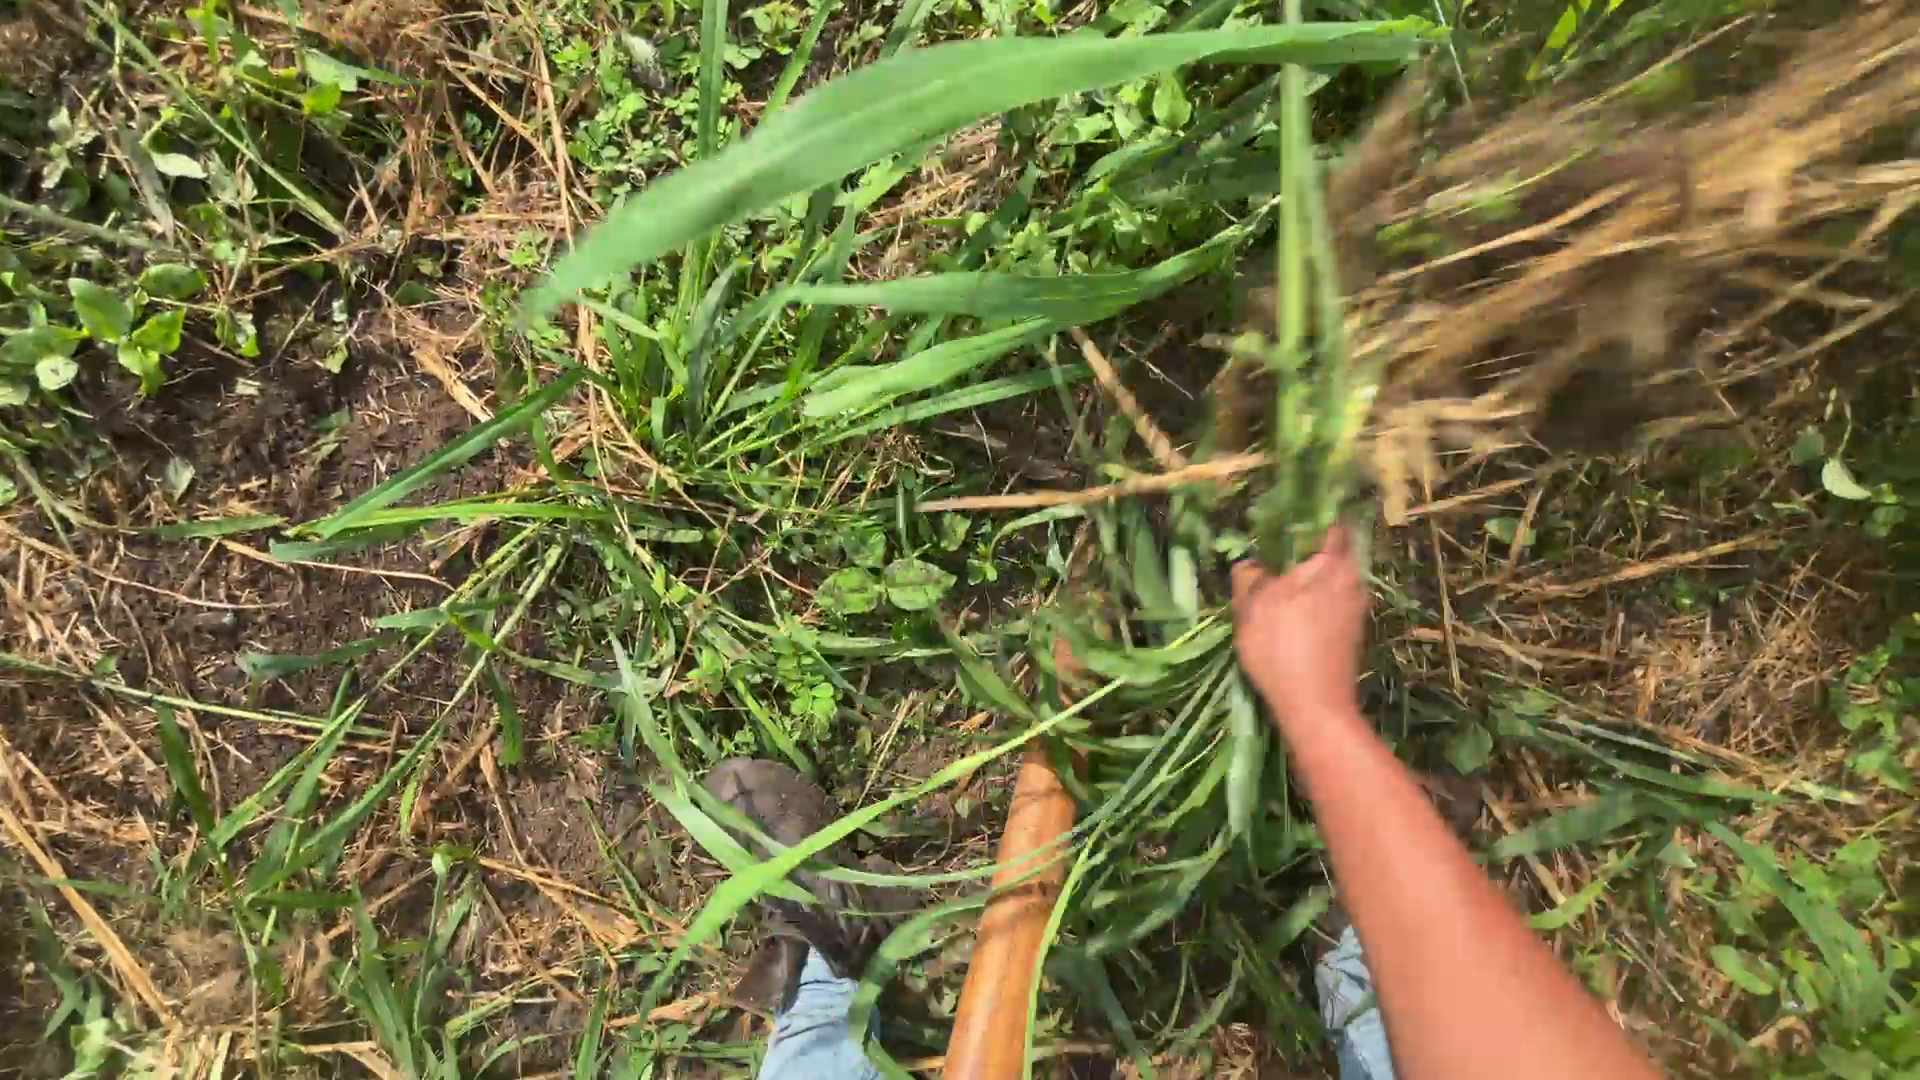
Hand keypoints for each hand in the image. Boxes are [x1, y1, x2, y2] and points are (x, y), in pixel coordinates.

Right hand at [1231, 525, 1367, 727]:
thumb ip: (1249, 576)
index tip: (1282, 512)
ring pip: (1330, 573)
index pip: (1329, 520)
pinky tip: (1289, 607)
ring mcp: (1355, 605)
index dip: (1307, 511)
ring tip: (1276, 577)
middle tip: (1273, 548)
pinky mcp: (1352, 627)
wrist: (1315, 705)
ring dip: (1307, 572)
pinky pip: (1331, 595)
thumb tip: (1251, 563)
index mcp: (1329, 565)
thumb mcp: (1250, 609)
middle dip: (1303, 545)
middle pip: (1330, 547)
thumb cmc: (1280, 650)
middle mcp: (1351, 579)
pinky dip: (1313, 593)